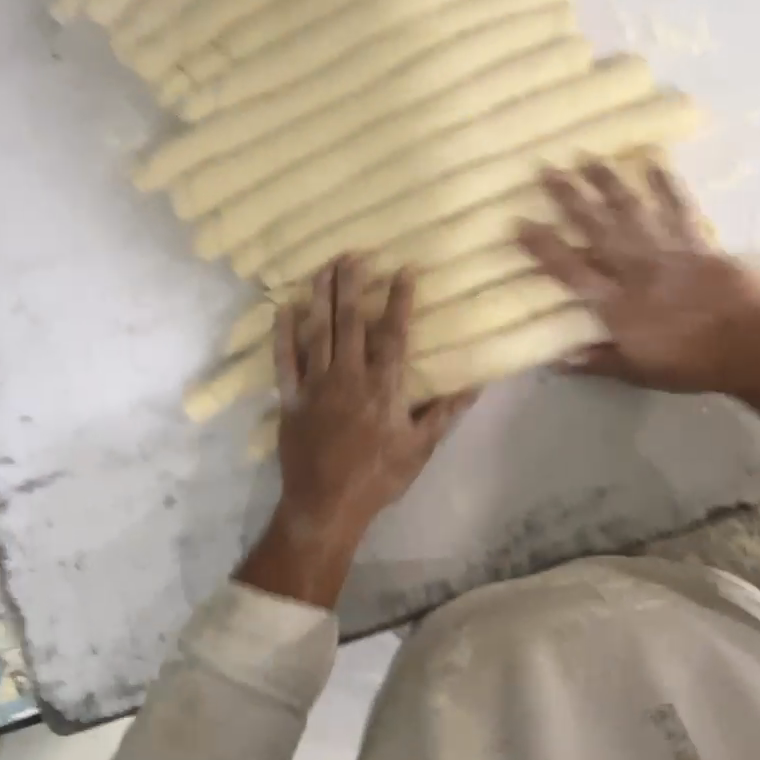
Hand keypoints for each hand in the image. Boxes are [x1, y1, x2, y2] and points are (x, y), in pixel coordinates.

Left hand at [237, 258, 476, 607]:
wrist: (327, 505)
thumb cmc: (378, 478)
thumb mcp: (419, 448)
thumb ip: (444, 412)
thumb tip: (476, 384)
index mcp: (382, 387)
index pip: (393, 333)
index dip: (398, 299)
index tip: (403, 269)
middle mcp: (348, 377)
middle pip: (350, 321)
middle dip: (352, 284)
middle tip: (354, 254)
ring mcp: (316, 386)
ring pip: (317, 332)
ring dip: (321, 297)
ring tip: (324, 268)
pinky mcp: (290, 400)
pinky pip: (284, 360)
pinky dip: (283, 334)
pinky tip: (283, 308)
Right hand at [516, 160, 759, 393]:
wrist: (746, 346)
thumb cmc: (687, 364)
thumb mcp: (635, 371)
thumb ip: (596, 361)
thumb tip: (557, 360)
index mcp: (616, 304)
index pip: (571, 271)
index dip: (544, 248)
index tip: (520, 223)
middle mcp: (636, 269)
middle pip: (598, 229)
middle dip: (570, 198)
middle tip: (547, 168)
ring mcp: (668, 251)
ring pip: (633, 210)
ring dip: (609, 183)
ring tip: (589, 157)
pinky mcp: (698, 244)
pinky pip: (679, 208)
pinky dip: (666, 184)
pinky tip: (654, 161)